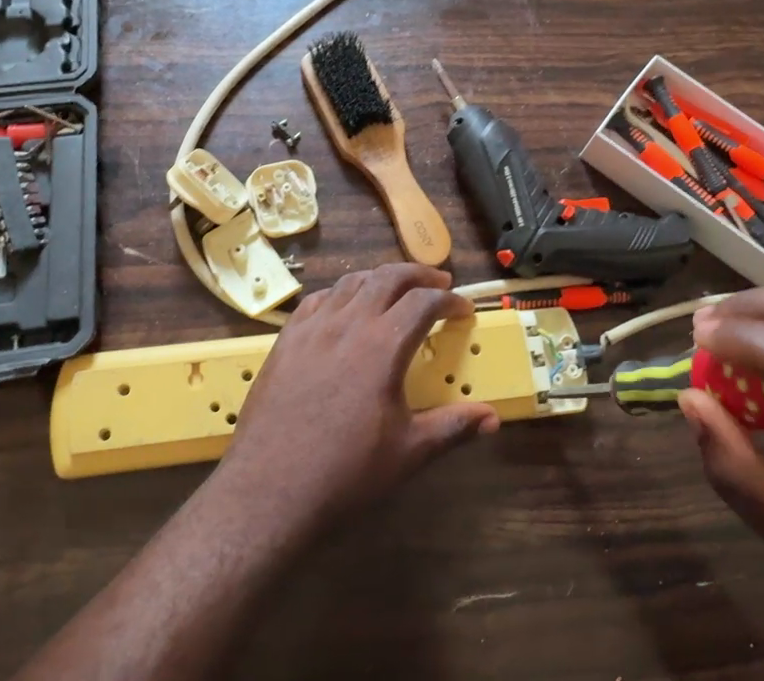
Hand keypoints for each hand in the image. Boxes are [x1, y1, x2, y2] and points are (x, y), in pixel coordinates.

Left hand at [218, 264, 498, 527]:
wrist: (270, 490)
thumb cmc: (346, 473)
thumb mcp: (409, 452)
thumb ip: (453, 427)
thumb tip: (493, 419)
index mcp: (383, 345)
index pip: (423, 301)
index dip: (449, 300)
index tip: (463, 311)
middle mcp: (347, 325)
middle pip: (386, 277)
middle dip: (418, 274)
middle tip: (438, 283)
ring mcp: (311, 330)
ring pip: (350, 283)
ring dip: (379, 279)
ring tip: (395, 290)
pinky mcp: (284, 342)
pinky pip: (316, 302)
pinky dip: (340, 295)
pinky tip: (344, 310)